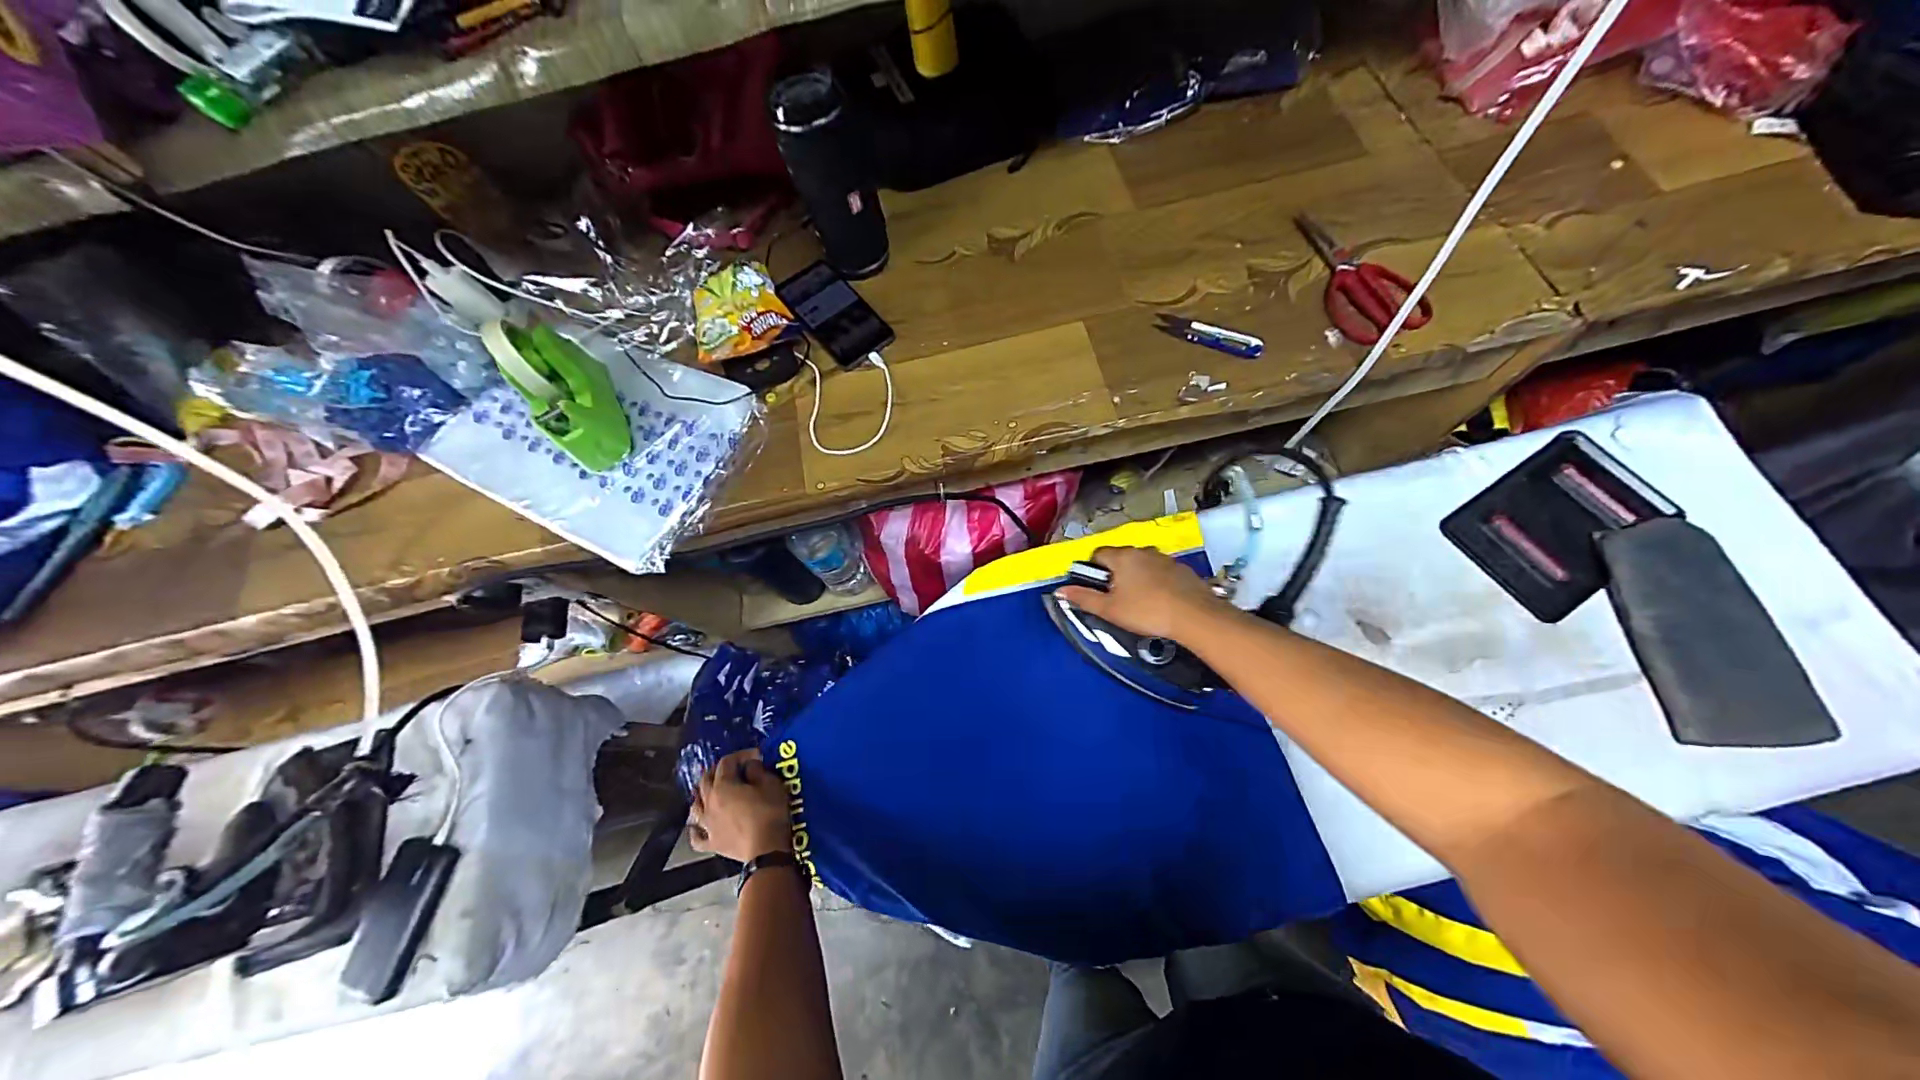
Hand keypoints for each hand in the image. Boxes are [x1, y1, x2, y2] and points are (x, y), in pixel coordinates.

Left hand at [690, 748, 791, 862]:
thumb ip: (757, 771)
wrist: (766, 850)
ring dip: (702, 796)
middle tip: (731, 768)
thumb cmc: (770, 814)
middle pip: (706, 781)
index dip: (740, 755)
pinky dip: (696, 829)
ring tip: (711, 793)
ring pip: (696, 806)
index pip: (726, 763)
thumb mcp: (771, 785)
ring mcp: (707, 825)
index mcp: (723, 786)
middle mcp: (709, 803)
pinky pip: (697, 836)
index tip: (754, 755)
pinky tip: (699, 826)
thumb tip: (749, 765)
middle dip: (717, 771)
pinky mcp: (711, 843)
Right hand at [1053, 546, 1235, 642]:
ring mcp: (1164, 559)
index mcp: (1122, 557)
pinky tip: (1158, 602)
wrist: (1194, 616)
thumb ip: (1083, 598)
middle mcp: (1143, 551)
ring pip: (1141, 564)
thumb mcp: (1109, 610)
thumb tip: (1061, 591)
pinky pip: (1161, 572)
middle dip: (1114, 574)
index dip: (1092, 570)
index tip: (1094, 587)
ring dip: (1136, 578)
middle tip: (1114, 599)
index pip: (1097, 554)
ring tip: (1138, 603)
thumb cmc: (1148, 611)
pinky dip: (1156, 583)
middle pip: (1120, 558)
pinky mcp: (1182, 570)